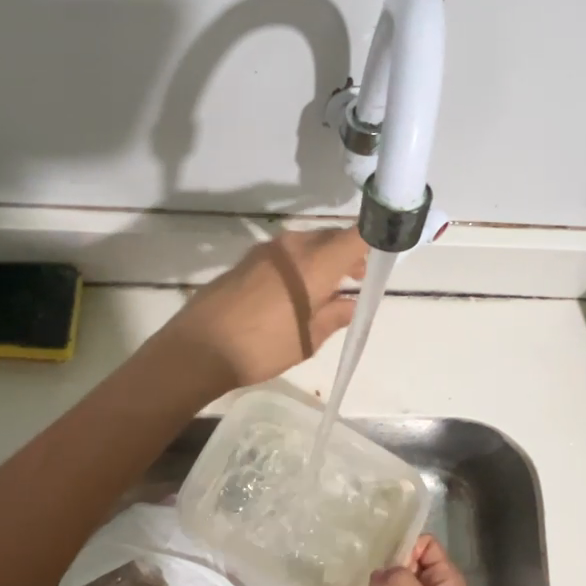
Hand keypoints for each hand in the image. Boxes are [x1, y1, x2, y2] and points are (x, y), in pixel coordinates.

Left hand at [153, 227, 368, 389]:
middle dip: (349, 254)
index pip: (356, 237)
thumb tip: (350, 303)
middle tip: (358, 279)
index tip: (386, 254)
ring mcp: (267, 251)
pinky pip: (287, 255)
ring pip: (308, 245)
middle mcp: (293, 246)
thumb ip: (335, 316)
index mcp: (315, 262)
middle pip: (332, 238)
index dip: (375, 240)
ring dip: (324, 260)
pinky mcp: (247, 260)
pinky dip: (301, 266)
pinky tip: (298, 292)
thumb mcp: (308, 339)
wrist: (199, 348)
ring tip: (330, 289)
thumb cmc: (262, 347)